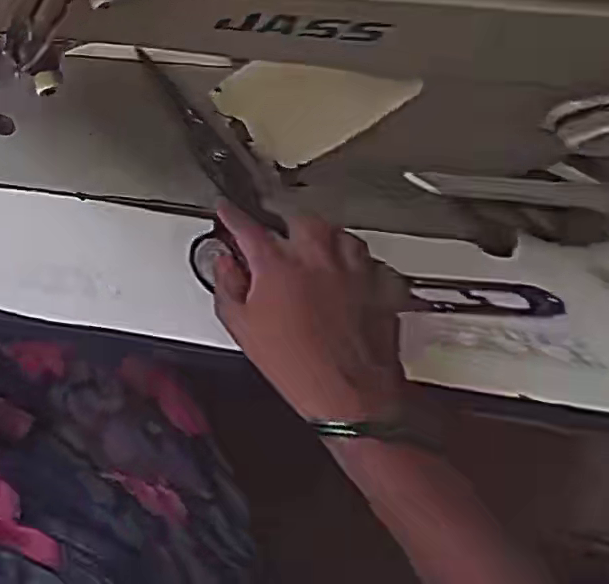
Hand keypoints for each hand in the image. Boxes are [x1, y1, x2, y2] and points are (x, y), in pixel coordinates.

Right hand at [211, 202, 413, 421]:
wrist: (349, 398)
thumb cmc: (295, 363)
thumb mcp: (238, 321)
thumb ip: (226, 283)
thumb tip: (225, 265)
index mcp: (277, 266)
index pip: (247, 226)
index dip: (231, 215)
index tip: (226, 210)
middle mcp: (319, 264)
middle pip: (303, 220)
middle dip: (283, 218)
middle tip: (273, 227)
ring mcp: (355, 278)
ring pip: (344, 237)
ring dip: (325, 235)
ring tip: (313, 243)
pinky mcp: (383, 296)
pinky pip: (376, 265)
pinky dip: (361, 263)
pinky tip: (352, 270)